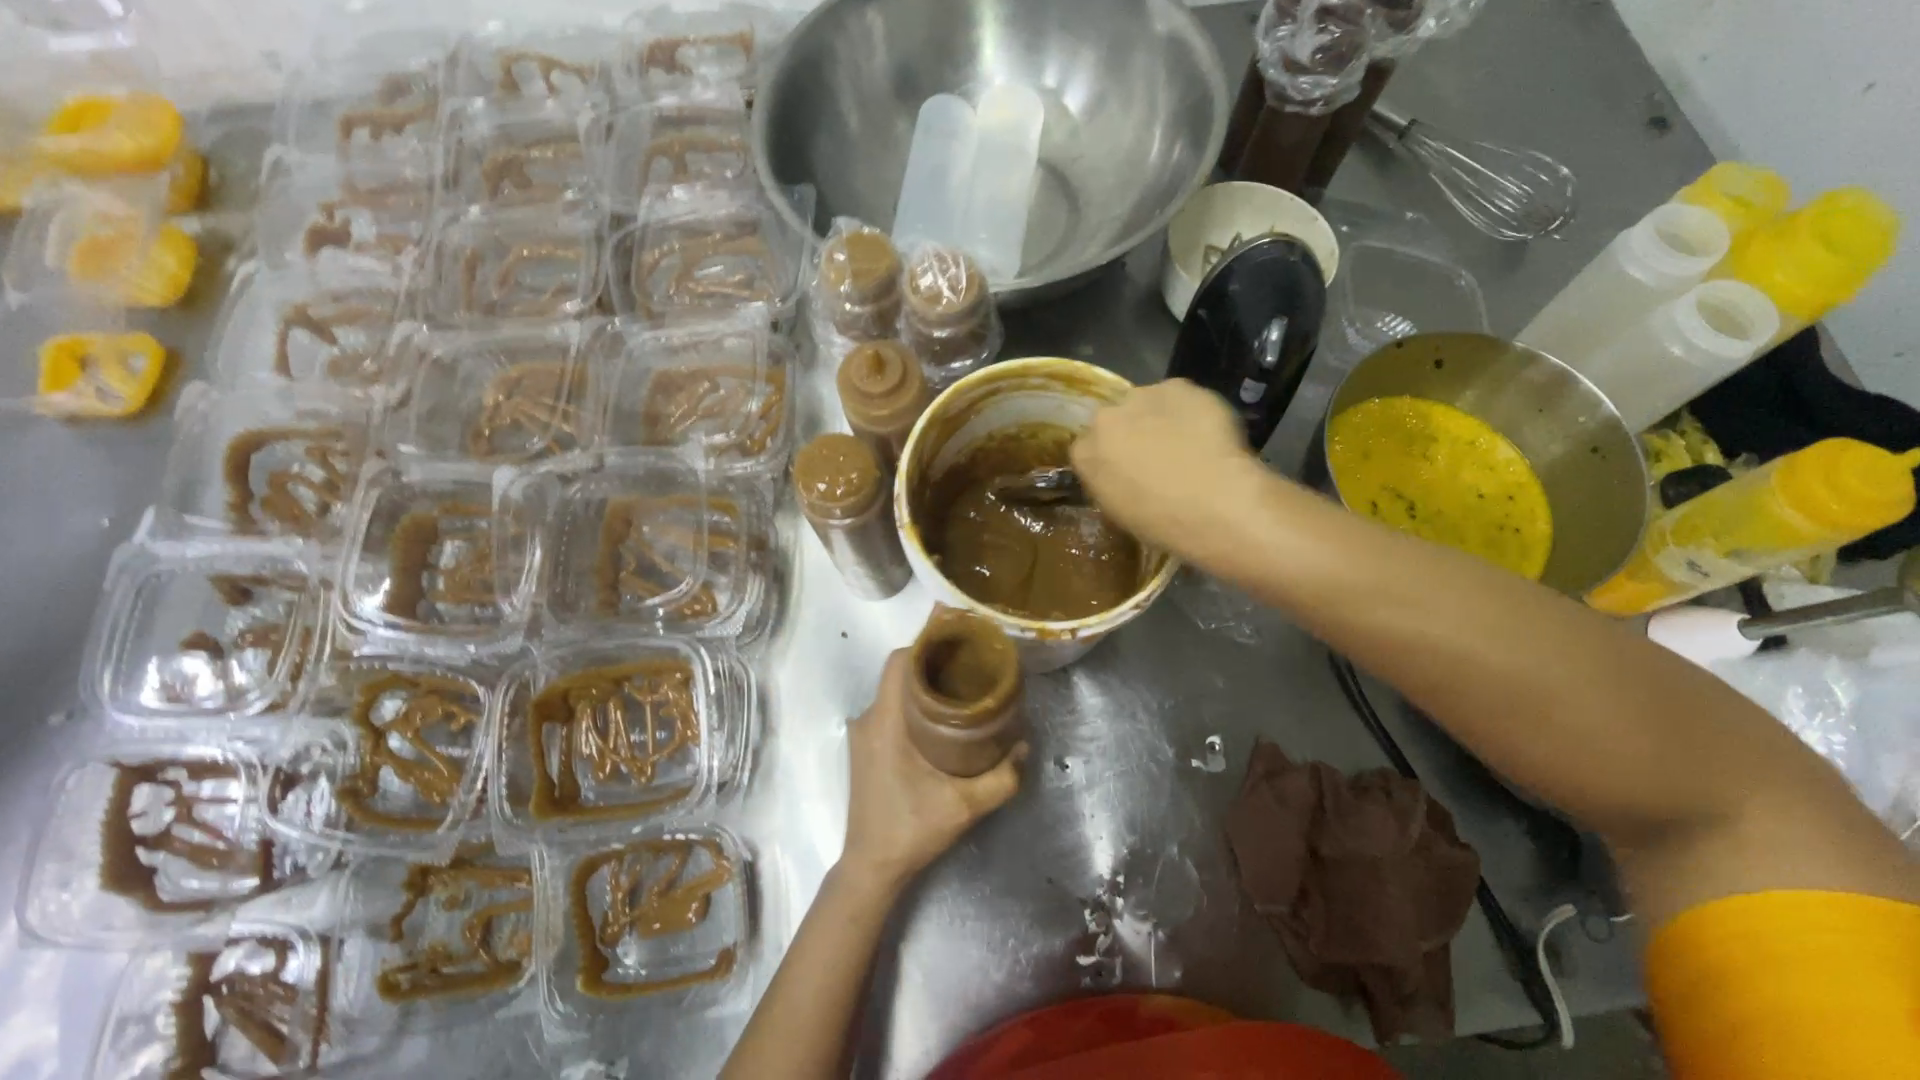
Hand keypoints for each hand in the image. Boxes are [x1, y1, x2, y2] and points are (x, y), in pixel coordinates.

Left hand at [842, 650, 1027, 886]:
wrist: (873, 867)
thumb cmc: (912, 830)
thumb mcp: (965, 807)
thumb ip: (1002, 778)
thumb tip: (1025, 746)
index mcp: (885, 722)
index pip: (900, 661)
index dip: (927, 641)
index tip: (960, 635)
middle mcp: (869, 720)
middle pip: (899, 671)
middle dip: (934, 659)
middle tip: (972, 657)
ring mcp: (864, 734)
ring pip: (895, 691)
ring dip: (924, 682)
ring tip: (964, 681)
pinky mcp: (867, 748)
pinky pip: (891, 709)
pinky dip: (915, 702)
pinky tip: (944, 715)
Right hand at [1071, 379, 1265, 558]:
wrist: (1211, 504)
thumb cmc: (1160, 523)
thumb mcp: (1119, 513)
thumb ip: (1112, 484)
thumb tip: (1124, 477)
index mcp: (1084, 454)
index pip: (1089, 447)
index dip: (1112, 456)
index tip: (1128, 469)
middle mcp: (1105, 418)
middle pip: (1115, 418)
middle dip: (1132, 431)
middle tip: (1159, 454)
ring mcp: (1142, 396)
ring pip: (1149, 402)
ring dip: (1161, 417)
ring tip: (1188, 442)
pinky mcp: (1179, 386)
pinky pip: (1182, 397)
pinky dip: (1192, 410)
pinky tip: (1208, 433)